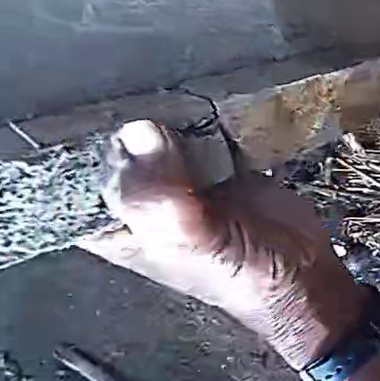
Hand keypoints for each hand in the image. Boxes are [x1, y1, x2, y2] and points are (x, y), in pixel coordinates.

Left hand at [81, 120, 362, 368]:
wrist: (303, 274)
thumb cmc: (239, 272)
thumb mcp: (186, 240)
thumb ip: (156, 191)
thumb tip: (139, 132)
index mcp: (112, 217)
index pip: (76, 165)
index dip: (85, 135)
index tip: (106, 110)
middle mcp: (142, 192)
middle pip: (124, 138)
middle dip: (141, 117)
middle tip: (162, 107)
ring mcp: (185, 174)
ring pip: (167, 127)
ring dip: (182, 111)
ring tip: (194, 106)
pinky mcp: (225, 161)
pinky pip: (211, 127)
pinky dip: (218, 114)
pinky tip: (222, 110)